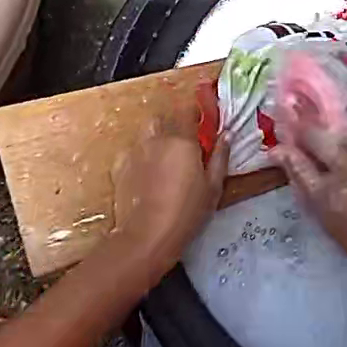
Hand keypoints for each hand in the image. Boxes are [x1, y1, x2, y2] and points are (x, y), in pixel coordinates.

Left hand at [108, 116, 228, 281]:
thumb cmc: (187, 211)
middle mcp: (156, 139)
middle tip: (184, 143)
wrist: (147, 235)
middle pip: (163, 118)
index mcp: (182, 140)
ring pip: (146, 133)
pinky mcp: (120, 167)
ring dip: (156, 137)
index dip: (196, 112)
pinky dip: (140, 155)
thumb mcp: (213, 186)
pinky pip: (131, 152)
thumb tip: (226, 134)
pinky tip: (146, 172)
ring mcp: (135, 152)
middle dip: (173, 124)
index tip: (203, 121)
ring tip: (164, 157)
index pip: (188, 111)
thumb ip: (220, 157)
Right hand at [271, 108, 346, 260]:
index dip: (295, 120)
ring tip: (327, 120)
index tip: (284, 107)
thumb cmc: (345, 222)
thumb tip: (276, 150)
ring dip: (344, 113)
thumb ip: (297, 168)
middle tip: (311, 106)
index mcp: (343, 157)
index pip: (313, 131)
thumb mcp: (315, 198)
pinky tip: (343, 138)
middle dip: (329, 103)